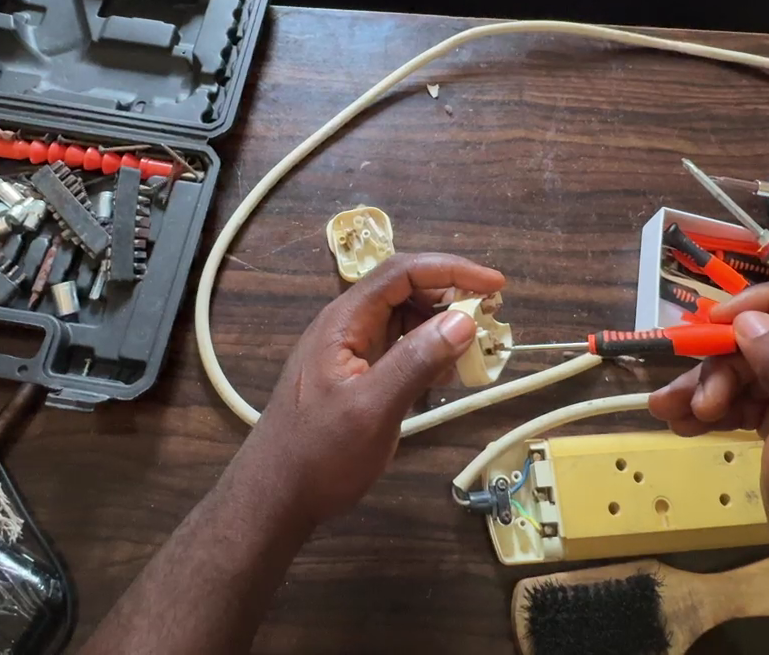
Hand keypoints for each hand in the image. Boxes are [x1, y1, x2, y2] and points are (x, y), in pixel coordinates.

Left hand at [234, 253, 501, 526]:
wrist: (273, 499)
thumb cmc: (319, 454)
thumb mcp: (373, 408)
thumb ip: (417, 361)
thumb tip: (465, 319)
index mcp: (345, 319)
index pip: (402, 272)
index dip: (450, 270)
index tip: (494, 285)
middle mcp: (346, 324)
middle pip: (404, 289)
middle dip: (450, 296)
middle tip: (491, 318)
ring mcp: (349, 348)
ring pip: (403, 318)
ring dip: (439, 327)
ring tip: (470, 353)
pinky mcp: (355, 373)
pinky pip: (397, 347)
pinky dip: (425, 353)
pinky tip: (441, 378)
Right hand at [648, 282, 768, 627]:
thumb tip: (749, 319)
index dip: (766, 301)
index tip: (718, 322)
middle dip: (724, 362)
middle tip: (695, 398)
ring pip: (749, 368)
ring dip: (707, 387)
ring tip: (674, 415)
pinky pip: (743, 400)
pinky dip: (710, 409)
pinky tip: (680, 424)